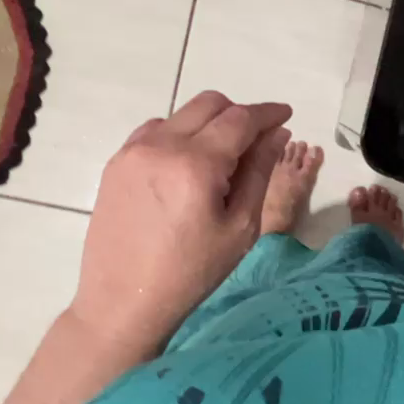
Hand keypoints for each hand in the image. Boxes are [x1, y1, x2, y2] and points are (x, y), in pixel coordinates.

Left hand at [69, 91, 291, 357]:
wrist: (124, 299)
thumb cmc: (192, 272)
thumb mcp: (240, 227)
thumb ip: (259, 172)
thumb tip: (276, 135)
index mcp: (196, 163)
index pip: (240, 118)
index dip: (268, 113)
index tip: (286, 115)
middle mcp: (161, 145)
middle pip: (210, 104)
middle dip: (240, 113)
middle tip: (258, 140)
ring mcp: (134, 151)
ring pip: (182, 114)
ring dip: (210, 123)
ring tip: (222, 159)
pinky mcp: (117, 162)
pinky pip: (156, 130)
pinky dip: (181, 134)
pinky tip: (188, 166)